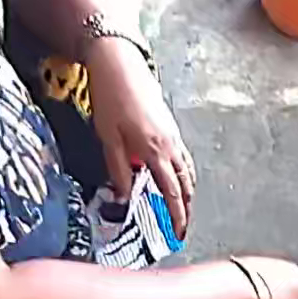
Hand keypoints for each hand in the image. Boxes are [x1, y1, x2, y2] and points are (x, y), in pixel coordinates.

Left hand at [86, 40, 196, 236]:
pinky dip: (186, 179)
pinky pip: (186, 163)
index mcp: (156, 153)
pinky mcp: (174, 132)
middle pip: (186, 189)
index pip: (172, 194)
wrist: (120, 64)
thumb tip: (124, 197)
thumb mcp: (108, 136)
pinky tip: (179, 183)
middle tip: (182, 228)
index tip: (178, 234)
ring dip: (188, 197)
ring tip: (182, 210)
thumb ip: (119, 169)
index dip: (176, 217)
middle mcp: (172, 150)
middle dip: (186, 211)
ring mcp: (176, 141)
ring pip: (189, 177)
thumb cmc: (111, 97)